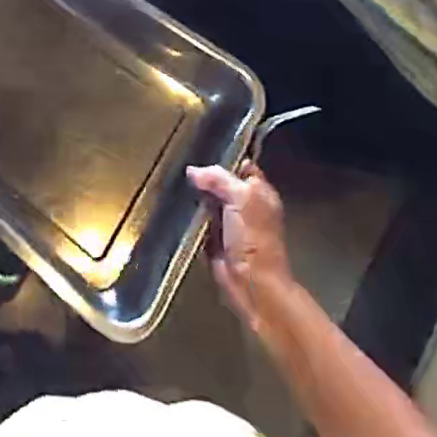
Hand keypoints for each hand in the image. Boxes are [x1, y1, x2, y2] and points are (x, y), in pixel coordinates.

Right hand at [187, 162, 294, 337]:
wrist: (251, 283)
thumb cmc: (254, 238)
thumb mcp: (241, 198)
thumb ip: (219, 179)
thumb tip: (192, 171)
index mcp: (260, 192)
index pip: (241, 166)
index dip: (224, 160)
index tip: (202, 153)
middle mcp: (246, 204)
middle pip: (221, 182)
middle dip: (204, 177)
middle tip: (184, 171)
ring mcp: (229, 221)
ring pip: (207, 199)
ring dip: (195, 196)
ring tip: (176, 185)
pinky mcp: (213, 237)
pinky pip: (198, 218)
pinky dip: (190, 214)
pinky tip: (177, 206)